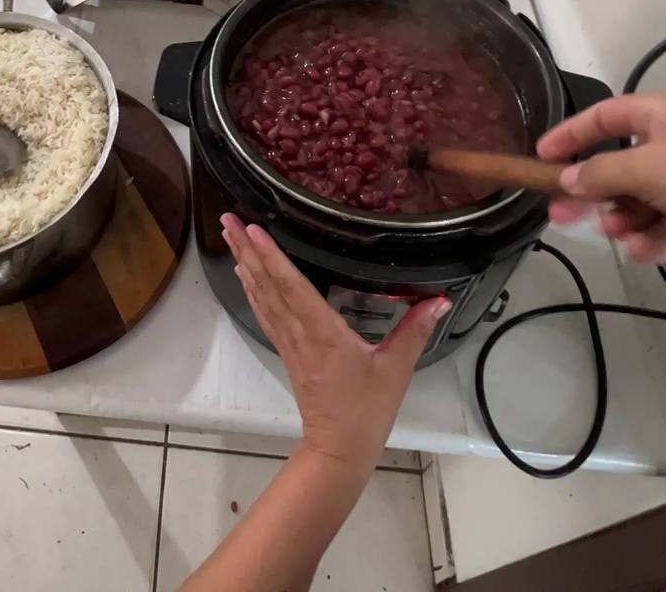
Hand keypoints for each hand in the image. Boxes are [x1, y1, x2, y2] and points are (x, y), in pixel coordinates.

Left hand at [220, 213, 449, 468]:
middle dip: (245, 248)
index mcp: (321, 330)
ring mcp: (288, 339)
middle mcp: (298, 330)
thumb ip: (415, 331)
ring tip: (229, 233)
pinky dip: (252, 287)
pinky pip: (264, 310)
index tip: (253, 229)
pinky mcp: (285, 348)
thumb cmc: (366, 409)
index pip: (290, 285)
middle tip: (227, 218)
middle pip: (266, 283)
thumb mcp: (396, 369)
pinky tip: (244, 272)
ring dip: (244, 261)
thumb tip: (439, 300)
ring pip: (260, 293)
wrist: (338, 447)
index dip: (271, 255)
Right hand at [537, 92, 665, 274]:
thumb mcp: (652, 168)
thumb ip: (601, 173)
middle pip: (619, 165)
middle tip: (561, 216)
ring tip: (618, 236)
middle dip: (592, 191)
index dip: (570, 135)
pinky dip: (656, 238)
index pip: (603, 118)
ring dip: (626, 219)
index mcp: (663, 115)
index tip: (540, 157)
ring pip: (644, 200)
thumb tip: (566, 179)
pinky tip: (643, 252)